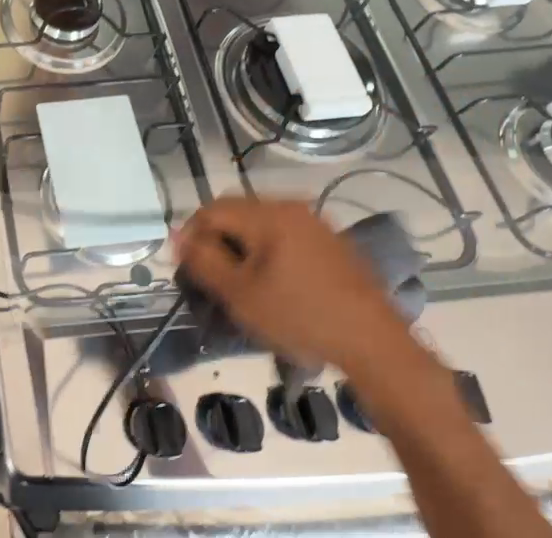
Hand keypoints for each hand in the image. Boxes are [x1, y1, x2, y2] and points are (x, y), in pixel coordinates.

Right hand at [175, 196, 418, 376]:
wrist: (374, 344)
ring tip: (242, 285)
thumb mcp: (240, 294)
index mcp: (268, 214)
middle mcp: (292, 207)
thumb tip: (177, 236)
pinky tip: (275, 286)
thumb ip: (203, 260)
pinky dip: (270, 254)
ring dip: (243, 248)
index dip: (192, 236)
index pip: (211, 210)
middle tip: (214, 280)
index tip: (190, 271)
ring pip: (261, 226)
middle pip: (236, 213)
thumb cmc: (301, 317)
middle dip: (218, 242)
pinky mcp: (332, 243)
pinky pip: (286, 237)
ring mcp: (316, 223)